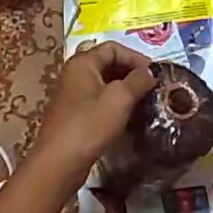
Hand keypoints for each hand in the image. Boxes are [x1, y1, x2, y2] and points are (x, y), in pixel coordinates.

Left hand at [33, 41, 155, 178]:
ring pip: (103, 83)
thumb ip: (138, 80)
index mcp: (82, 63)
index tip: (153, 72)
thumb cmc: (89, 124)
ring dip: (124, 88)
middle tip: (151, 85)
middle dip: (131, 71)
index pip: (113, 48)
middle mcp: (74, 74)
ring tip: (143, 99)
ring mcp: (72, 96)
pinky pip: (98, 100)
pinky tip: (126, 115)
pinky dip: (114, 102)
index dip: (135, 57)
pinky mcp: (73, 115)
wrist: (59, 164)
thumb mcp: (120, 98)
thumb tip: (150, 72)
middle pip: (107, 63)